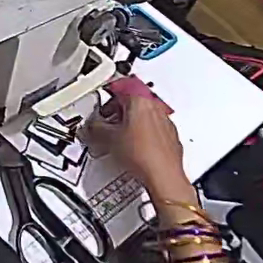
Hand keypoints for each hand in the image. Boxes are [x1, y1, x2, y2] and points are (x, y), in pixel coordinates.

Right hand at [88, 76, 195, 205]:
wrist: (164, 176)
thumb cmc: (143, 154)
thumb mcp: (109, 139)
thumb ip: (96, 128)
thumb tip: (91, 126)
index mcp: (140, 100)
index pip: (120, 86)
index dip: (107, 94)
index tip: (102, 102)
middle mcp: (155, 107)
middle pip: (132, 100)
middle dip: (118, 110)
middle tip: (107, 122)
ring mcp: (165, 121)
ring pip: (143, 114)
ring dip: (130, 122)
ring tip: (120, 137)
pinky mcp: (171, 136)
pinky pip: (153, 128)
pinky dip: (143, 133)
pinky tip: (135, 148)